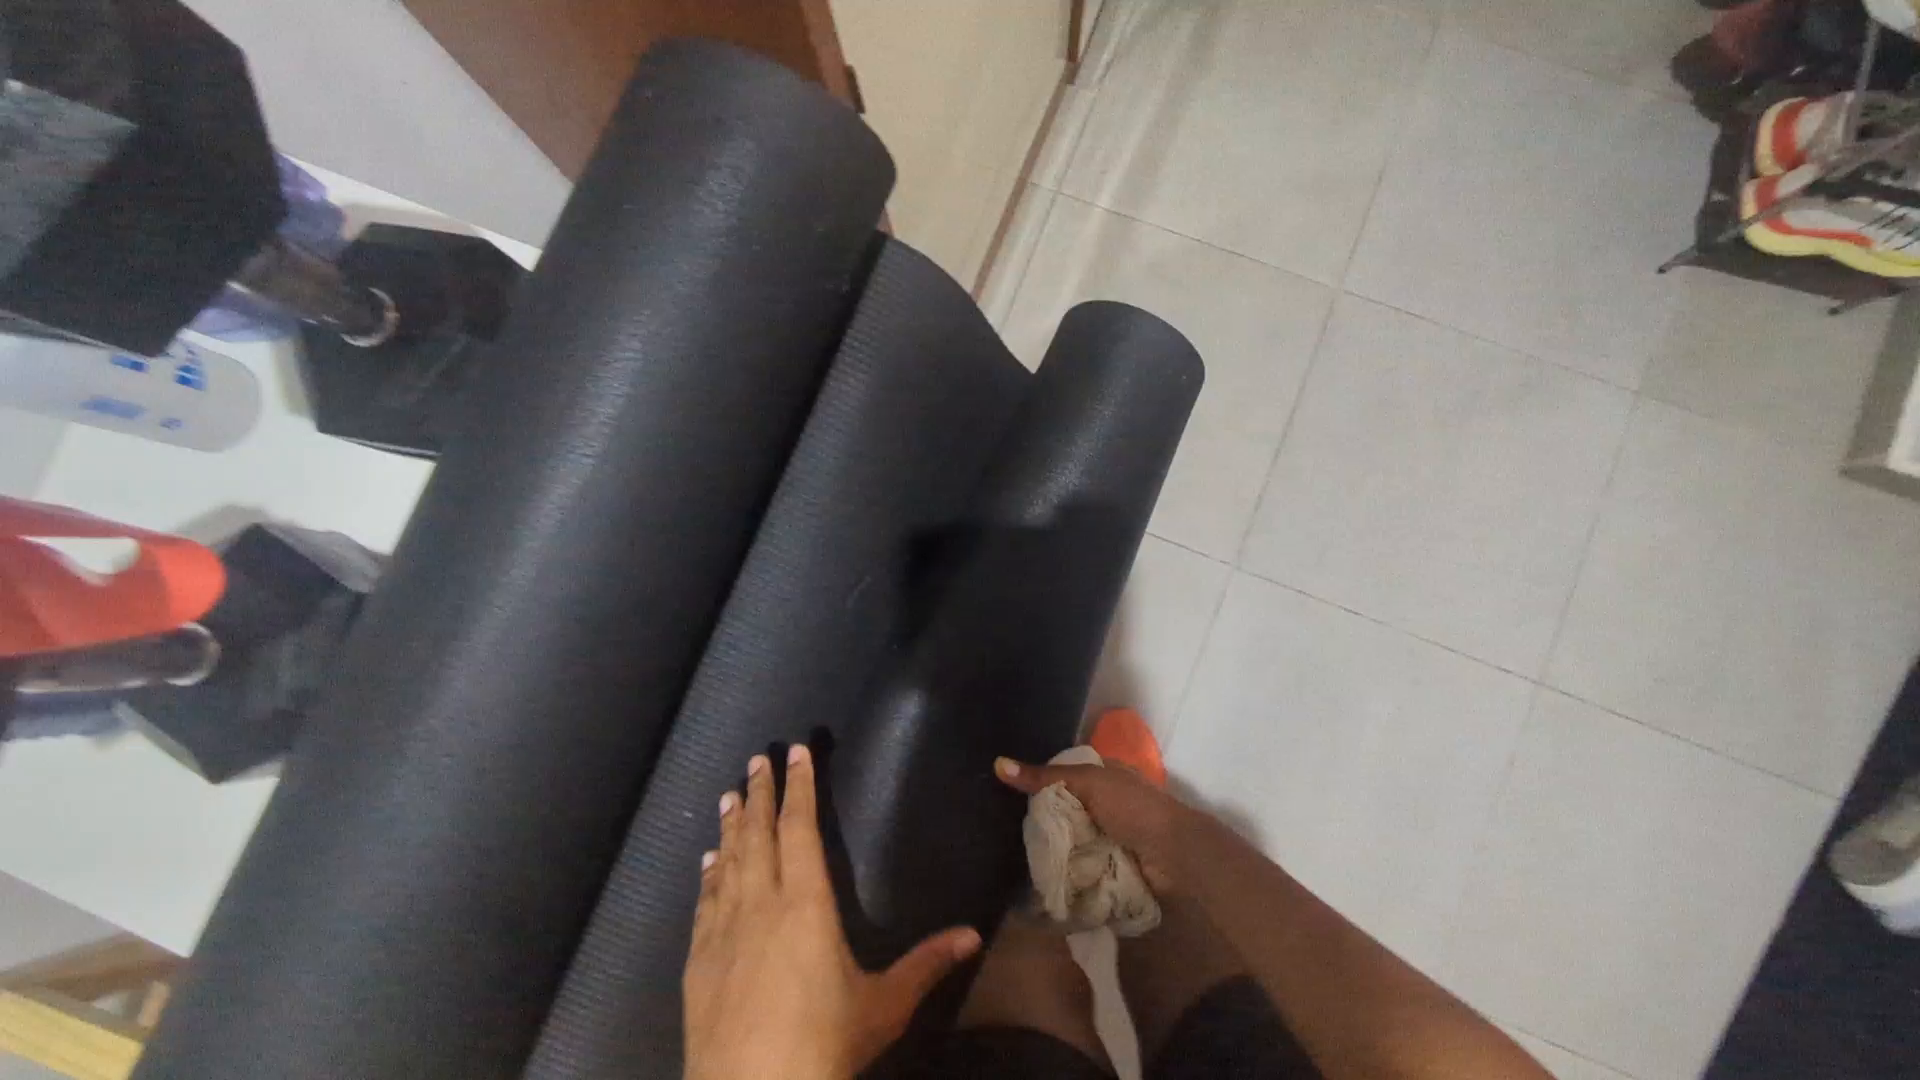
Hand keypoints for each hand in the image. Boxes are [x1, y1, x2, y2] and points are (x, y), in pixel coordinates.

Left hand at [683, 745, 982, 1079]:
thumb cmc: (822, 1044)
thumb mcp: (884, 1005)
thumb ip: (926, 965)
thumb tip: (974, 934)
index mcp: (806, 904)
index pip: (800, 829)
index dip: (799, 788)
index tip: (795, 753)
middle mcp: (761, 904)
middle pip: (760, 835)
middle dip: (761, 794)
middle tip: (757, 759)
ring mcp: (724, 931)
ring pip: (729, 862)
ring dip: (732, 826)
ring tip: (731, 795)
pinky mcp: (698, 961)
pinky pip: (704, 902)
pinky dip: (709, 874)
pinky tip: (708, 861)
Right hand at [994, 755, 1209, 893]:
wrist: (1172, 858)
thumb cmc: (1133, 808)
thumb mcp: (1089, 782)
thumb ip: (1045, 777)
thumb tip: (998, 764)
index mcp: (1104, 776)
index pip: (1062, 775)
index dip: (1037, 781)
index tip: (1002, 791)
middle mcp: (1103, 805)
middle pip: (1061, 810)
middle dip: (1038, 819)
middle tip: (997, 826)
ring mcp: (1104, 838)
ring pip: (1066, 840)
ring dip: (1047, 848)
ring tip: (1004, 853)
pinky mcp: (1104, 868)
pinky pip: (1074, 866)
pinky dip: (1058, 870)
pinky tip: (1030, 873)